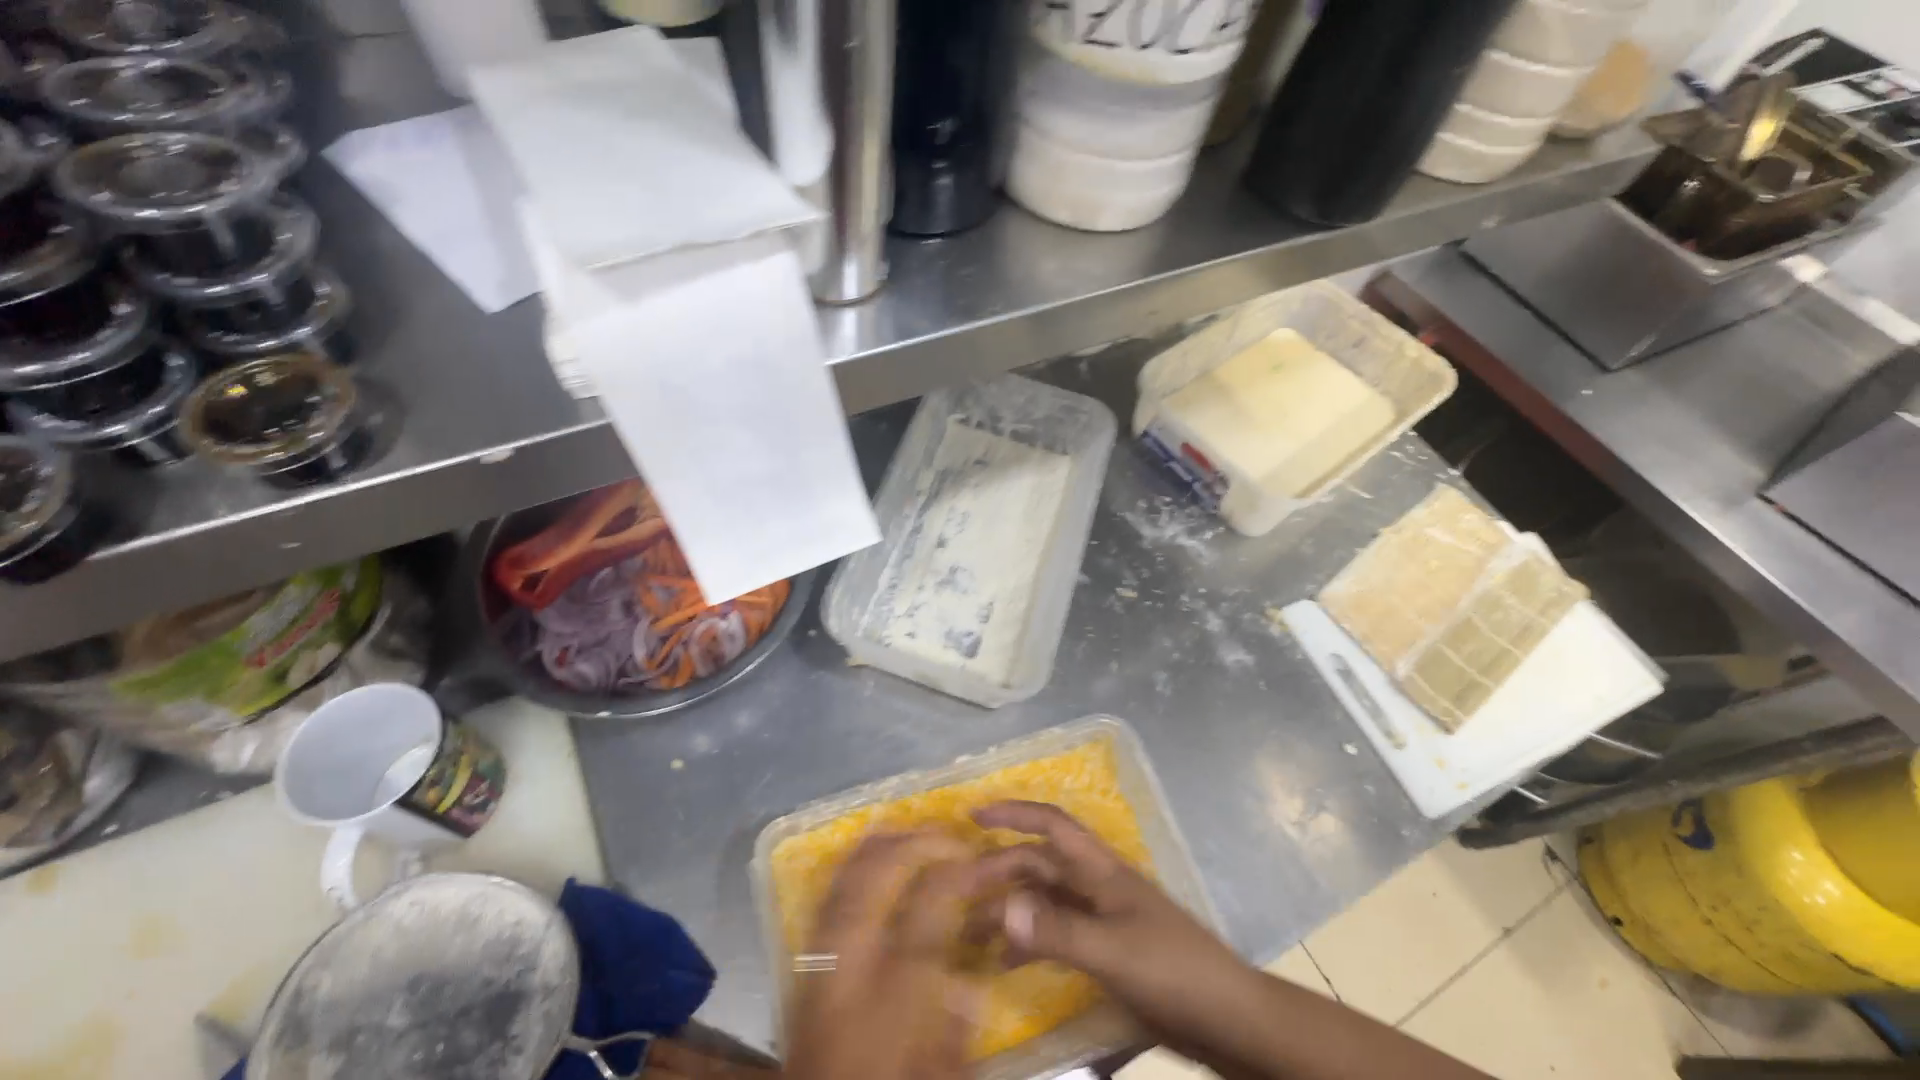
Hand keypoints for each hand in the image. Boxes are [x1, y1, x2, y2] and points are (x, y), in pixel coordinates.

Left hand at [782, 829, 1032, 1079]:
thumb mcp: (940, 1073)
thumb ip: (957, 1026)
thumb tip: (971, 978)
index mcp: (895, 997)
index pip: (929, 911)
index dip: (955, 873)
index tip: (977, 858)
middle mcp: (852, 969)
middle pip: (877, 883)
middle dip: (912, 844)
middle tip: (944, 829)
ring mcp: (818, 965)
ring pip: (844, 885)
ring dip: (874, 849)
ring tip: (904, 826)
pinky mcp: (801, 971)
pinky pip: (822, 903)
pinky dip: (844, 870)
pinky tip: (859, 856)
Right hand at [970, 801, 1257, 1054]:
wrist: (1228, 1019)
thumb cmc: (1174, 970)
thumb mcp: (1113, 950)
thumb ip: (1058, 930)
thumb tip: (1000, 907)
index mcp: (1103, 872)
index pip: (1053, 826)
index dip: (1014, 813)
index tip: (972, 814)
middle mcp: (1098, 888)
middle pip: (1040, 866)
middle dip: (998, 872)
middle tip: (956, 895)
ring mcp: (1103, 920)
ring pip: (1044, 902)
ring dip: (1008, 911)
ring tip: (968, 934)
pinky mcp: (1107, 952)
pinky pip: (1056, 936)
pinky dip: (1028, 943)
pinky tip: (1004, 963)